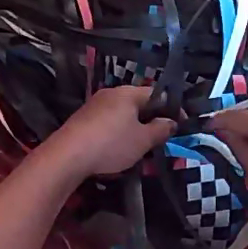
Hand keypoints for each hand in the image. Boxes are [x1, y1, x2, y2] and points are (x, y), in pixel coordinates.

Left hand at [41, 87, 176, 178]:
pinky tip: (118, 149)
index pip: (157, 94)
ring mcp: (94, 105)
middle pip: (138, 103)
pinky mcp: (83, 119)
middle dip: (151, 119)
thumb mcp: (143, 140)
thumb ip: (161, 129)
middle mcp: (110, 93)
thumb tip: (170, 122)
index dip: (172, 109)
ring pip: (123, 114)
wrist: (67, 155)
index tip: (180, 124)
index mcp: (128, 93)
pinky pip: (108, 123)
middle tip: (161, 138)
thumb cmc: (111, 144)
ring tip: (141, 147)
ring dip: (134, 128)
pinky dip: (118, 133)